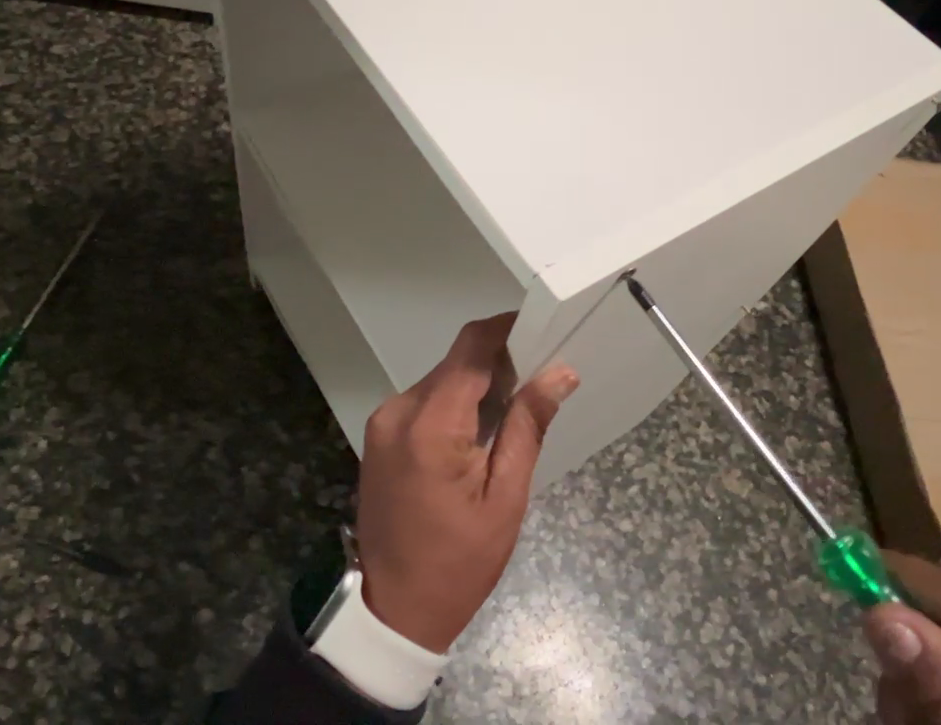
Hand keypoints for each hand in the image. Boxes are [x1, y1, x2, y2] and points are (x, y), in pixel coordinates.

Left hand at [355, 313, 580, 652]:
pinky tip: (479, 434)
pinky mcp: (379, 436)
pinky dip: (455, 405)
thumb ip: (527, 426)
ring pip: (441, 381)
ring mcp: (383, 422)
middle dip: (499, 363)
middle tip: (540, 384)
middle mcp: (398, 409)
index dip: (507, 329)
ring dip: (477, 387)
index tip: (543, 330)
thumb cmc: (459, 561)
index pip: (471, 348)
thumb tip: (560, 371)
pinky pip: (424, 402)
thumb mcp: (506, 498)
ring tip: (513, 416)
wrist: (394, 609)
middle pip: (456, 363)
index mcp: (430, 423)